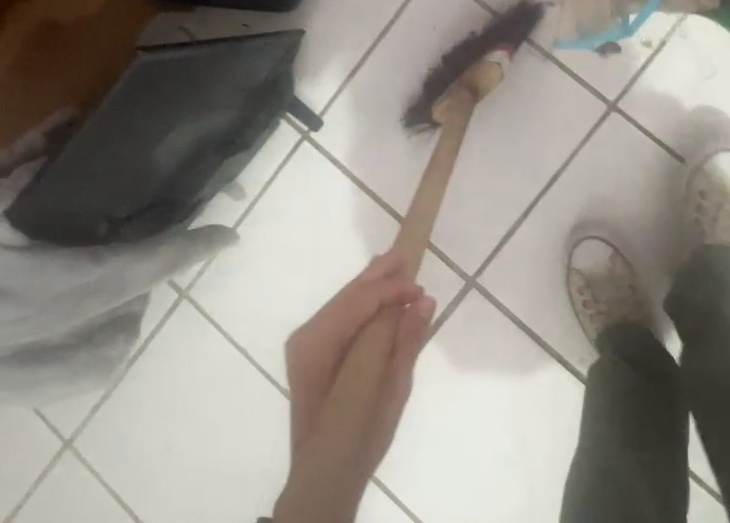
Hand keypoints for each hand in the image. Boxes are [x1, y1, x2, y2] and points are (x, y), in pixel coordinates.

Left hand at [276, 251, 436, 522]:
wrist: (325, 477)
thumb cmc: (359, 437)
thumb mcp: (389, 391)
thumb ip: (403, 341)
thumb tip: (423, 300)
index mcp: (320, 344)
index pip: (361, 301)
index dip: (391, 288)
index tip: (421, 284)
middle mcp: (307, 336)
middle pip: (349, 296)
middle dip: (378, 276)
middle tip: (406, 252)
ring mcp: (306, 344)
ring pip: (344, 303)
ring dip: (371, 286)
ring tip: (395, 265)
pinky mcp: (311, 352)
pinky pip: (340, 317)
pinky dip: (361, 303)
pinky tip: (376, 295)